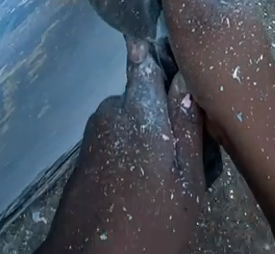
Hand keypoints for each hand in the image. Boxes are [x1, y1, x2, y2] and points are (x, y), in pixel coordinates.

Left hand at [38, 38, 207, 253]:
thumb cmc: (151, 222)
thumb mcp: (186, 182)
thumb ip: (186, 128)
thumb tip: (187, 81)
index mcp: (139, 111)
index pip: (144, 60)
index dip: (158, 52)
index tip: (176, 52)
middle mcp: (112, 111)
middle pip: (140, 92)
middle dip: (160, 106)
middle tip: (186, 136)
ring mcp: (95, 130)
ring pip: (130, 117)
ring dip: (147, 130)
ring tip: (168, 165)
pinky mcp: (86, 152)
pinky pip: (116, 135)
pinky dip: (131, 147)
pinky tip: (146, 176)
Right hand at [142, 0, 274, 146]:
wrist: (247, 125)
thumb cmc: (221, 63)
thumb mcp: (188, 13)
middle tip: (130, 6)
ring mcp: (220, 19)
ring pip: (176, 9)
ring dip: (158, 21)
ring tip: (136, 29)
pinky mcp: (212, 45)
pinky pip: (180, 31)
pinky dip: (165, 38)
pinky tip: (148, 45)